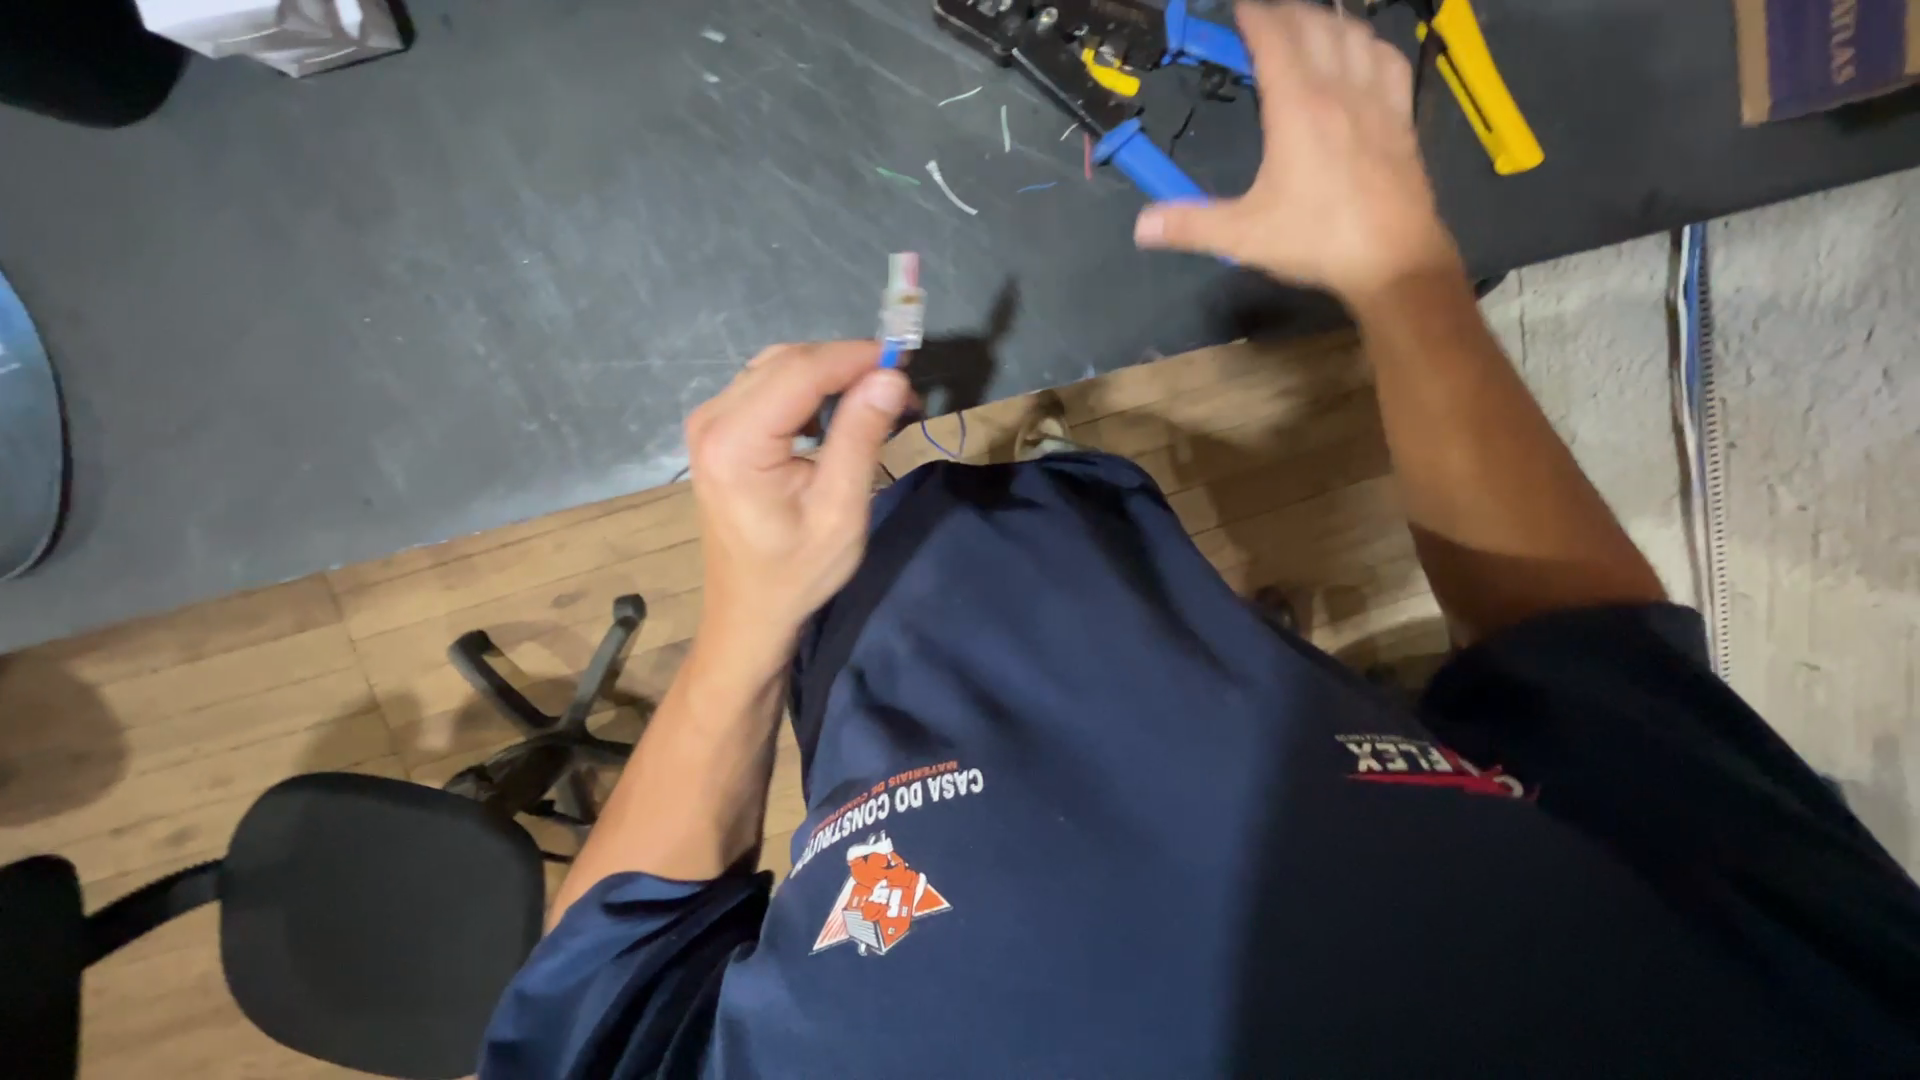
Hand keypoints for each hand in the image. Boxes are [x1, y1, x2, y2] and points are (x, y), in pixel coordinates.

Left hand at [684, 341, 911, 667]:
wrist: (749, 608)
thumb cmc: (797, 571)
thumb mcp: (840, 511)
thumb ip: (861, 438)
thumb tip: (891, 379)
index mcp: (736, 442)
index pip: (801, 371)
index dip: (856, 358)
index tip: (906, 363)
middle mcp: (712, 419)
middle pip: (787, 362)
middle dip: (847, 364)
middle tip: (898, 389)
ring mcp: (709, 421)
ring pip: (777, 367)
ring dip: (830, 374)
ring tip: (875, 400)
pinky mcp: (717, 429)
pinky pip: (766, 386)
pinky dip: (807, 388)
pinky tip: (835, 414)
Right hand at [1133, 2, 1461, 302]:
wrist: (1392, 258)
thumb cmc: (1315, 241)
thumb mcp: (1243, 236)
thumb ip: (1190, 225)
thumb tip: (1141, 226)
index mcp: (1297, 110)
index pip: (1275, 42)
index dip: (1255, 17)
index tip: (1239, 7)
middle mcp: (1339, 92)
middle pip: (1315, 28)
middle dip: (1288, 12)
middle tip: (1266, 14)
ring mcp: (1376, 102)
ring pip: (1354, 36)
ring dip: (1327, 21)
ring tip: (1309, 22)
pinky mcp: (1401, 120)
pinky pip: (1388, 61)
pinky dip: (1368, 44)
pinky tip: (1362, 50)